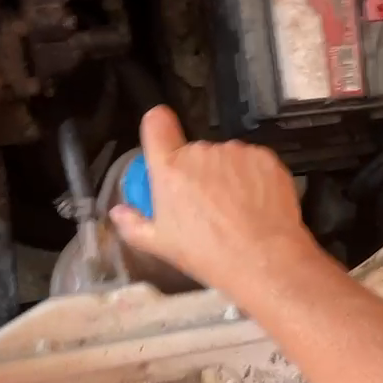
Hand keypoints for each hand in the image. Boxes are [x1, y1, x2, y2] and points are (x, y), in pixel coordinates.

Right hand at [109, 106, 325, 295]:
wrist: (264, 259)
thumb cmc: (207, 254)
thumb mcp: (161, 247)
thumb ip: (134, 224)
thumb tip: (117, 212)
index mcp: (170, 168)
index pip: (156, 123)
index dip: (159, 130)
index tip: (166, 148)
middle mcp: (201, 152)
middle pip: (195, 152)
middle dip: (199, 172)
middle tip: (208, 207)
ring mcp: (236, 152)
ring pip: (226, 158)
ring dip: (228, 175)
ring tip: (237, 211)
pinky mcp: (265, 157)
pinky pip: (253, 162)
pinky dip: (254, 178)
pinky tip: (258, 206)